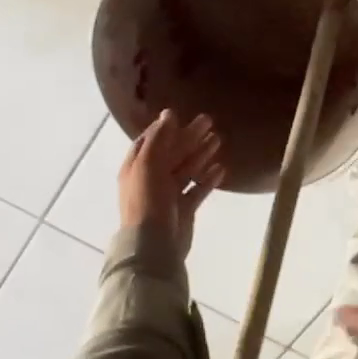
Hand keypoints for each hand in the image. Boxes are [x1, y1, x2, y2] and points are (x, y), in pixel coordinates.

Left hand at [118, 110, 224, 255]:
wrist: (155, 244)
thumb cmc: (148, 200)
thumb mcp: (149, 164)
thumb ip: (160, 138)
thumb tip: (169, 114)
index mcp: (136, 167)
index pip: (149, 141)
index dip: (164, 128)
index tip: (181, 116)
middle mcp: (150, 179)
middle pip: (172, 153)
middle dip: (189, 137)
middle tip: (209, 121)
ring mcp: (168, 195)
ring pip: (186, 169)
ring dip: (201, 154)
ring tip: (218, 139)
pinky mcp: (183, 209)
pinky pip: (197, 189)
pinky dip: (208, 179)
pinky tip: (221, 168)